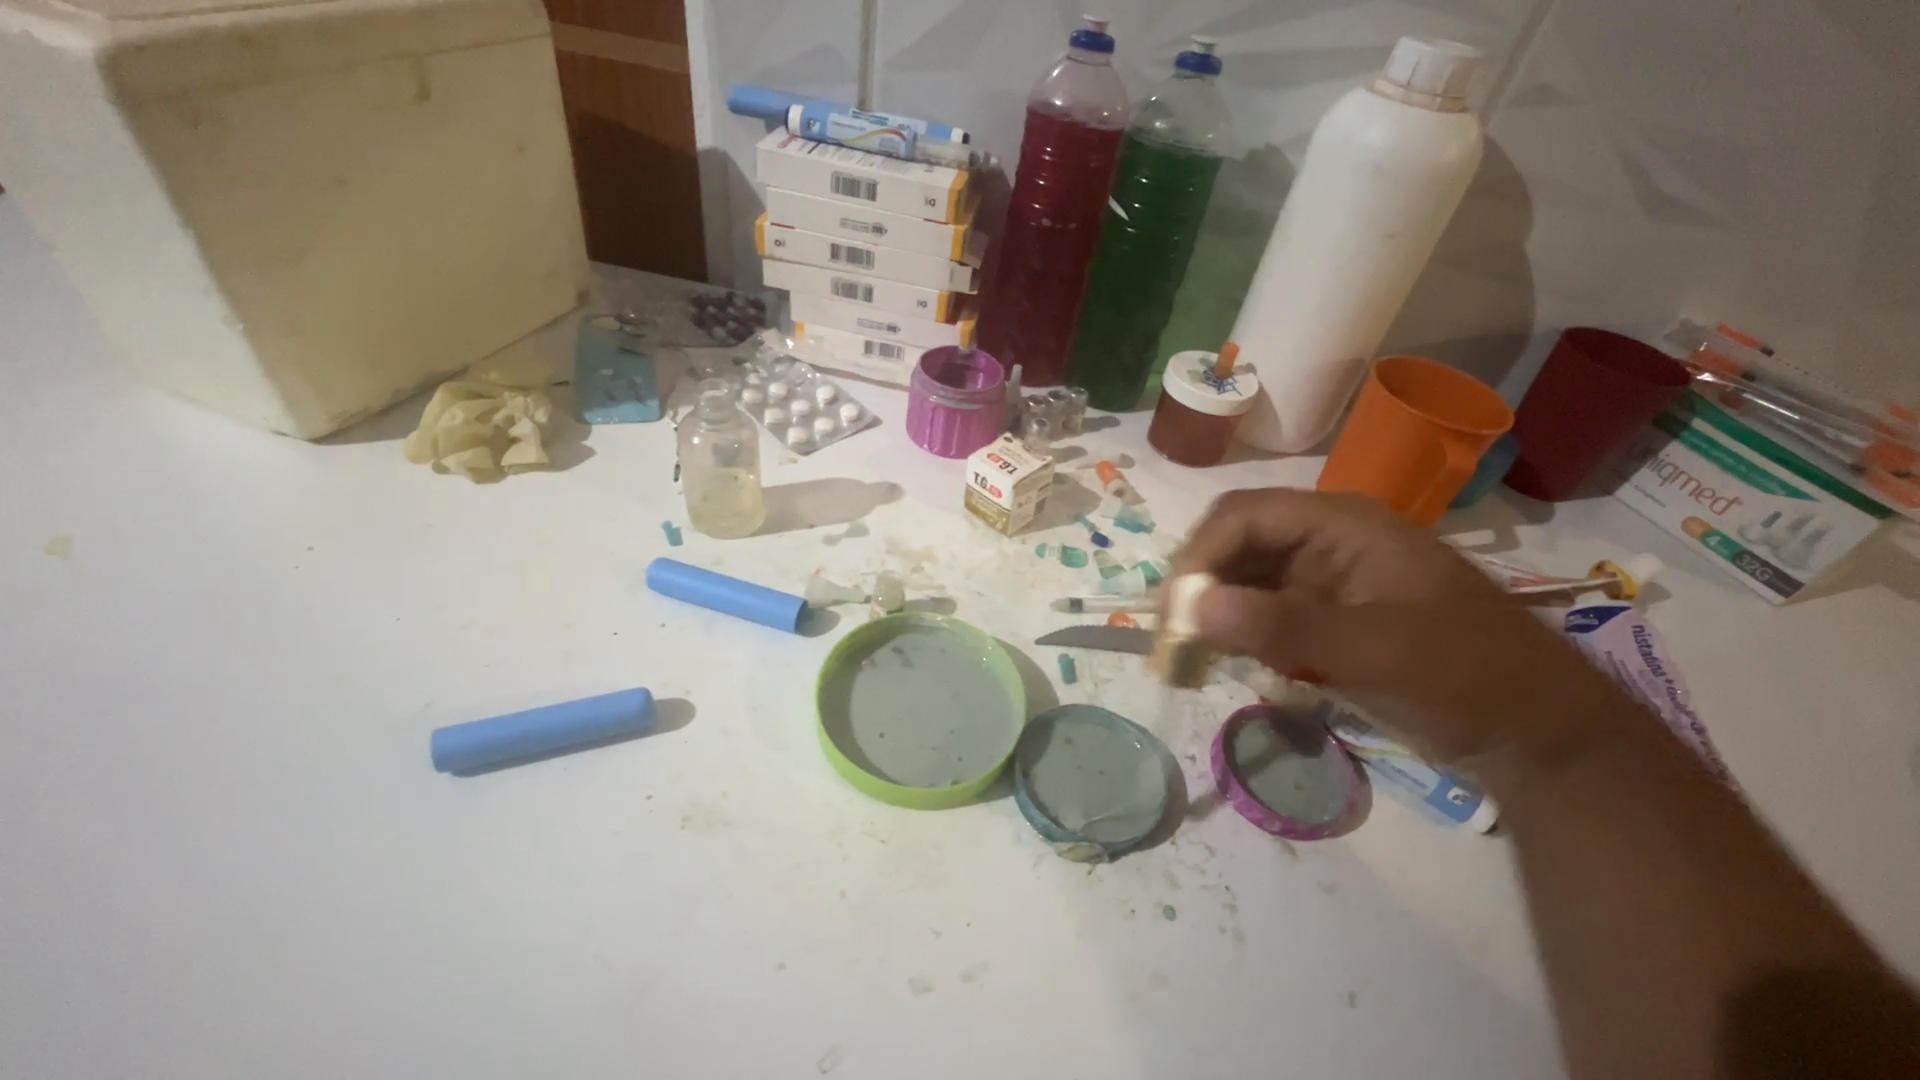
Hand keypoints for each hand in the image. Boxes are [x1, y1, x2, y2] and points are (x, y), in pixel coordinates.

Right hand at [1172, 488, 1635, 769]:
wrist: (1536, 730)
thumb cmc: (1467, 673)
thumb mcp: (1376, 649)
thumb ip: (1282, 627)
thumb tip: (1191, 608)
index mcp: (1344, 525)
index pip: (1246, 516)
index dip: (1201, 556)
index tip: (1174, 612)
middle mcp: (1327, 542)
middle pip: (1238, 543)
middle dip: (1200, 583)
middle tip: (1172, 637)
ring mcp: (1327, 583)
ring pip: (1246, 579)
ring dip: (1213, 610)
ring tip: (1187, 653)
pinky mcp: (1328, 620)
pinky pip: (1264, 614)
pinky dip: (1237, 634)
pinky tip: (1222, 660)